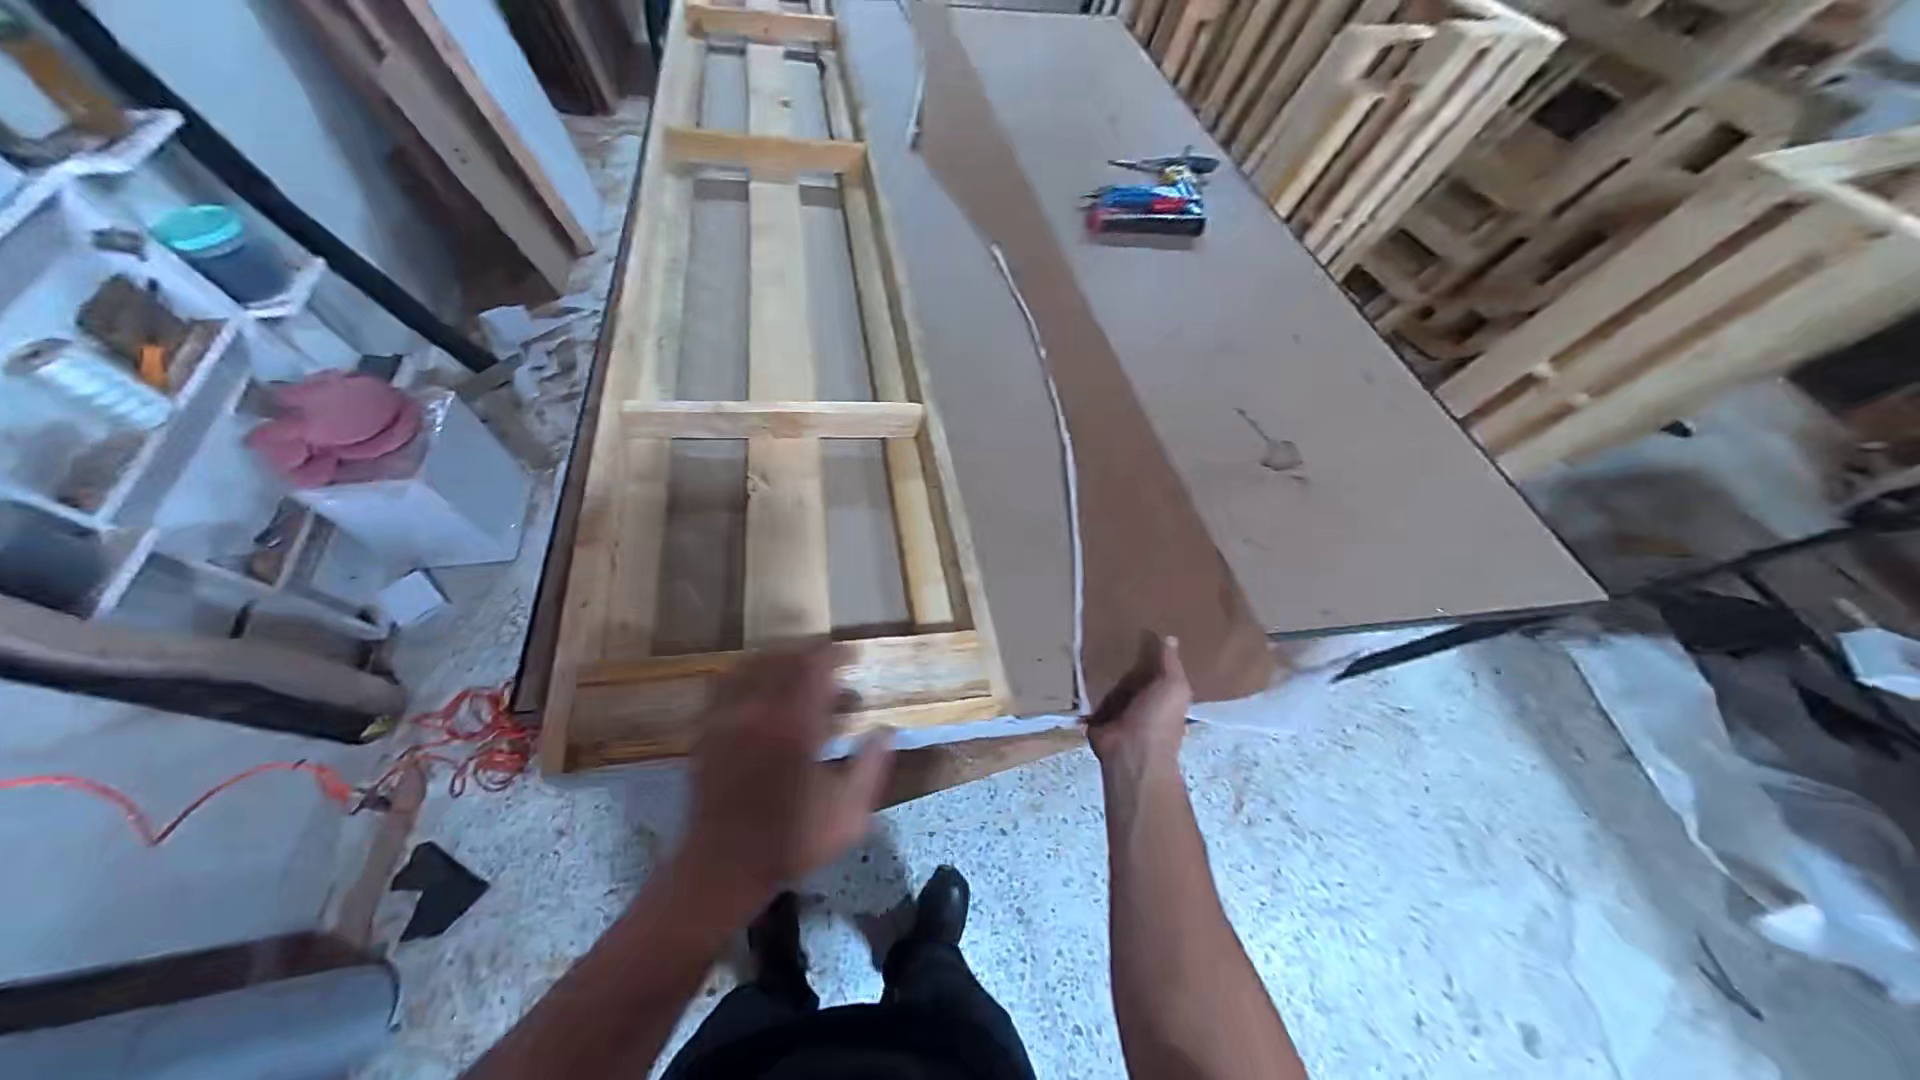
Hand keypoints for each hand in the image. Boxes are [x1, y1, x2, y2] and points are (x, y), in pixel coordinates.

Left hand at [678, 644, 894, 908]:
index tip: (852, 656)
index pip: (817, 667)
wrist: (723, 867)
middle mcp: (759, 712)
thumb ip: (871, 767)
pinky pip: (723, 685)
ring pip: (752, 665)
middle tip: (829, 661)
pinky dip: (744, 674)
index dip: (836, 654)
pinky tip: (756, 686)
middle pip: (784, 658)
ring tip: (795, 668)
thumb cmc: (792, 841)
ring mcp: (727, 719)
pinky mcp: (705, 732)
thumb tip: (887, 731)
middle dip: (810, 652)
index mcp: (796, 727)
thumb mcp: (848, 814)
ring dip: (778, 658)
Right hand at [1087, 633, 1190, 780]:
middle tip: (1104, 629)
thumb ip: (1171, 664)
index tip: (1136, 627)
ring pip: (1107, 685)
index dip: (1149, 652)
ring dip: (1098, 670)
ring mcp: (1117, 711)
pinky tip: (1072, 664)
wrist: (1131, 753)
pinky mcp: (1096, 716)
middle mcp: (1140, 703)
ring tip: (1085, 640)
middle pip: (1129, 675)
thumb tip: (1171, 636)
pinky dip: (1080, 686)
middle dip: (1120, 658)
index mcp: (1163, 696)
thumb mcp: (1174, 687)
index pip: (1156, 670)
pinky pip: (1087, 697)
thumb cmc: (1159, 719)